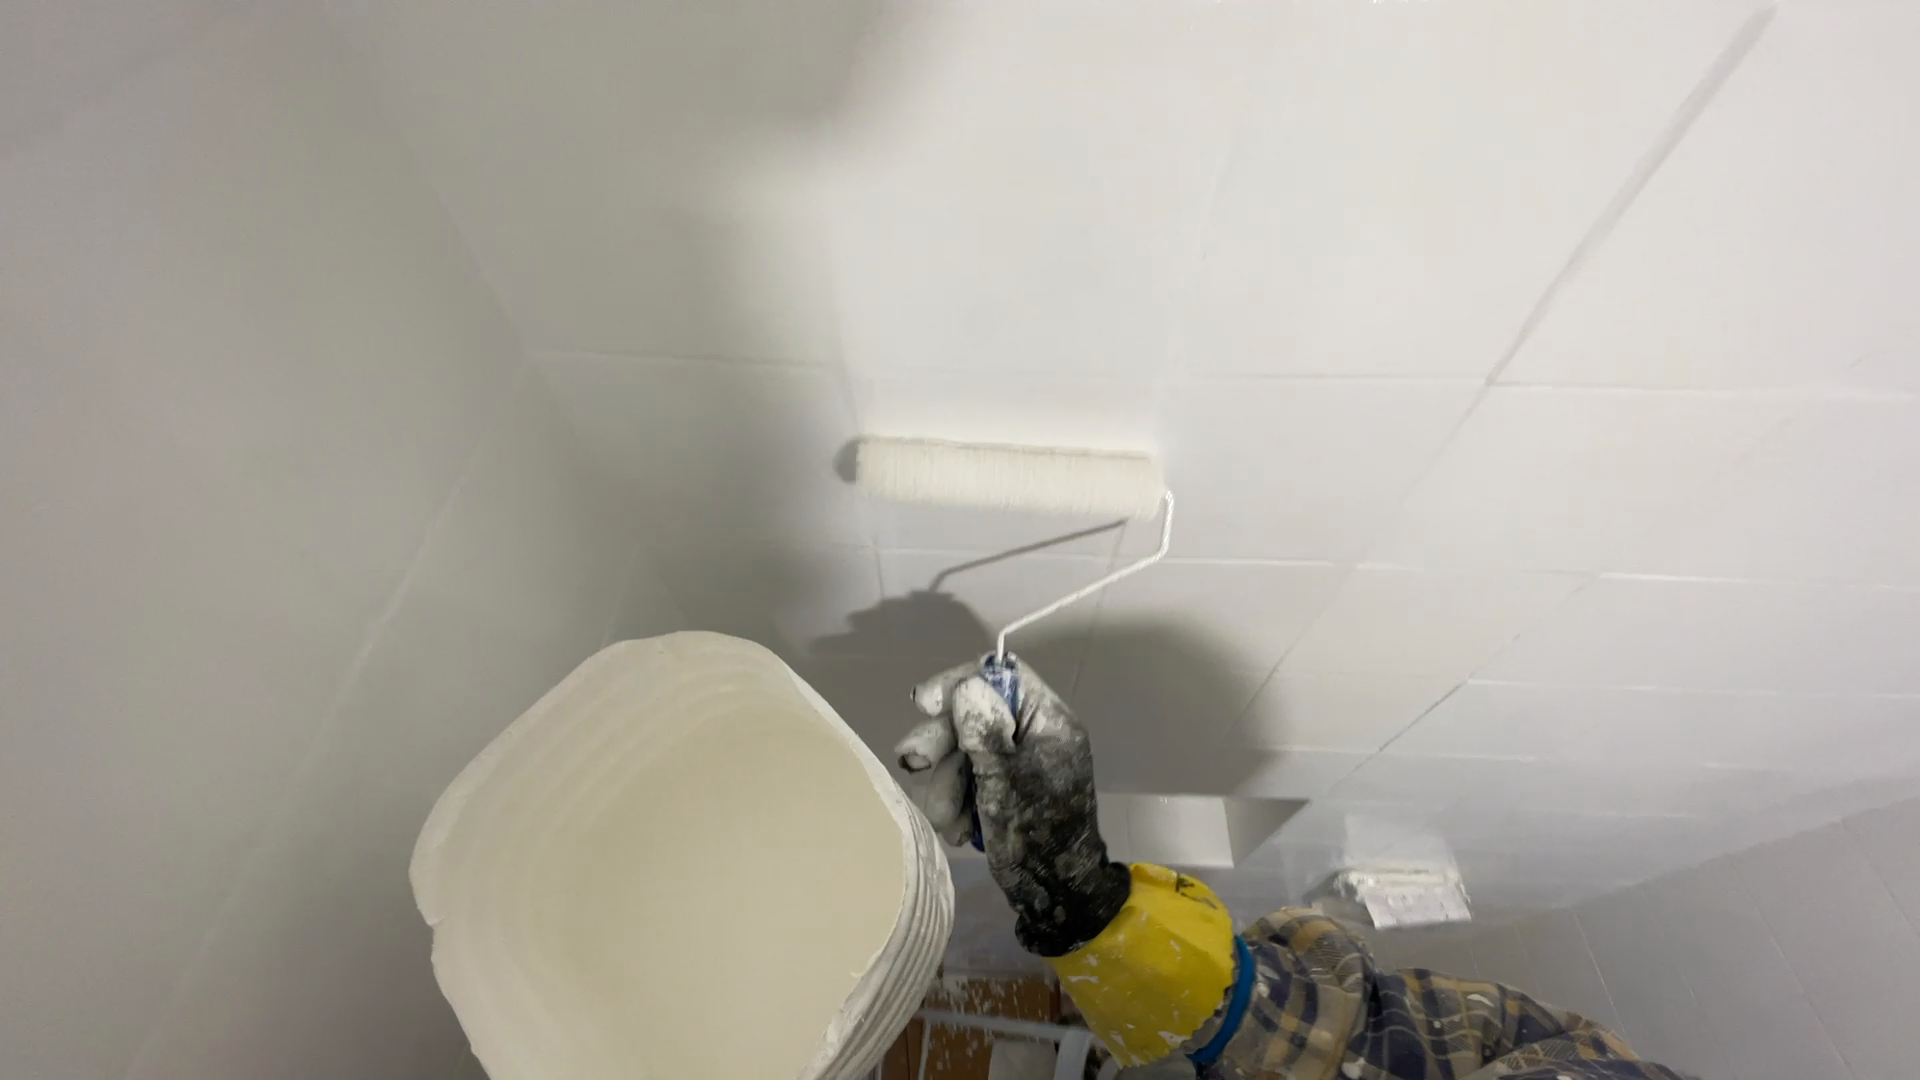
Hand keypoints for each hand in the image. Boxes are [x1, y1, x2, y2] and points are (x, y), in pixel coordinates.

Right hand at [894, 656, 1130, 955]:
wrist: (1056, 895)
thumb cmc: (1038, 835)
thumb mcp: (1006, 780)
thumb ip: (984, 730)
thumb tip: (967, 685)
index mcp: (1046, 720)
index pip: (1001, 675)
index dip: (959, 684)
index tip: (925, 704)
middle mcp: (1032, 733)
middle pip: (974, 712)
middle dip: (943, 742)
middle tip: (914, 761)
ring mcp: (1016, 761)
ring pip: (963, 749)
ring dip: (946, 782)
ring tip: (946, 818)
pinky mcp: (1001, 787)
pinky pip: (966, 778)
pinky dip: (956, 800)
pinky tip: (957, 827)